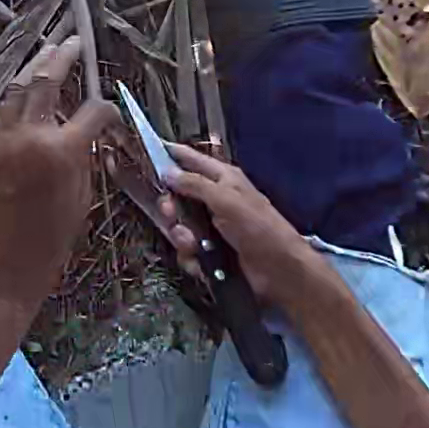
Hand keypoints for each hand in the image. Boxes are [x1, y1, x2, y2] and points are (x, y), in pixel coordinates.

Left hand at [0, 36, 118, 315]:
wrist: (1, 265)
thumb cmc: (50, 242)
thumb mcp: (81, 199)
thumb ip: (84, 157)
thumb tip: (86, 132)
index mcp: (61, 150)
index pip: (91, 112)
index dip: (105, 107)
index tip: (111, 106)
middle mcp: (31, 133)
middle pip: (46, 81)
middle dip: (62, 56)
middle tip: (74, 41)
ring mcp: (5, 136)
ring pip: (20, 87)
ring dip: (35, 65)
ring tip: (50, 50)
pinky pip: (6, 107)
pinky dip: (20, 90)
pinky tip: (29, 84)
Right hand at [157, 143, 322, 300]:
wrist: (282, 273)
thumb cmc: (257, 227)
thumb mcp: (226, 199)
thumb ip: (194, 183)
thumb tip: (166, 172)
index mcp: (222, 178)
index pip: (191, 158)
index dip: (170, 154)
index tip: (146, 154)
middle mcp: (214, 198)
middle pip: (178, 195)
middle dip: (170, 206)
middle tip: (169, 213)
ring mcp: (212, 226)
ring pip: (179, 224)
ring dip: (181, 235)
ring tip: (191, 244)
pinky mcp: (211, 252)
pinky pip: (188, 249)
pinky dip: (190, 257)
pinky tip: (199, 262)